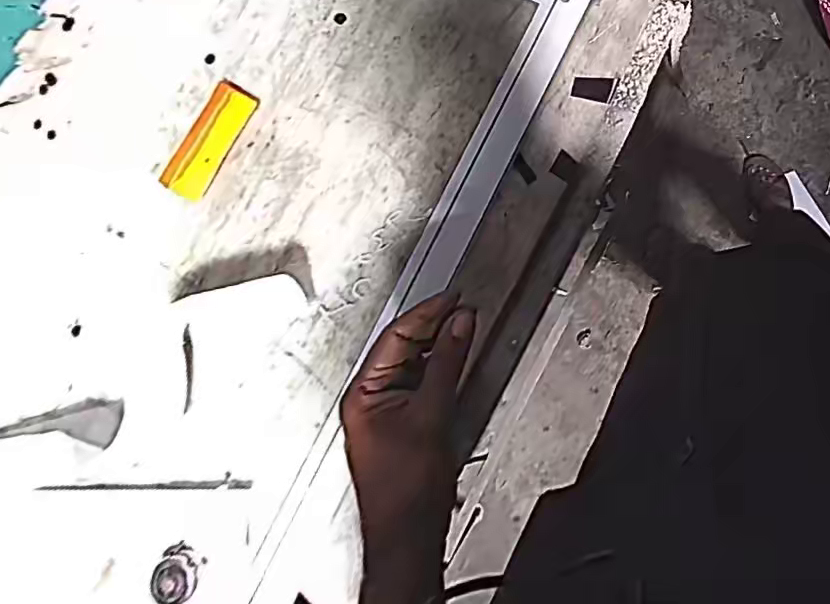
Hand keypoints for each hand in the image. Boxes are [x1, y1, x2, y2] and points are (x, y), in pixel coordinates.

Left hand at [342, 291, 476, 603]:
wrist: (409, 531)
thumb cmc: (406, 486)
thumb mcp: (433, 411)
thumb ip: (448, 360)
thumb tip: (460, 322)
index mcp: (364, 393)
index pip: (396, 336)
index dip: (428, 311)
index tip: (453, 296)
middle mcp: (370, 397)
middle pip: (403, 344)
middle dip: (434, 323)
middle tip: (463, 306)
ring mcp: (387, 407)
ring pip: (414, 359)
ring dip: (440, 341)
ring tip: (465, 325)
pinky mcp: (404, 417)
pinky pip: (422, 375)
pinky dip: (442, 361)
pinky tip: (458, 354)